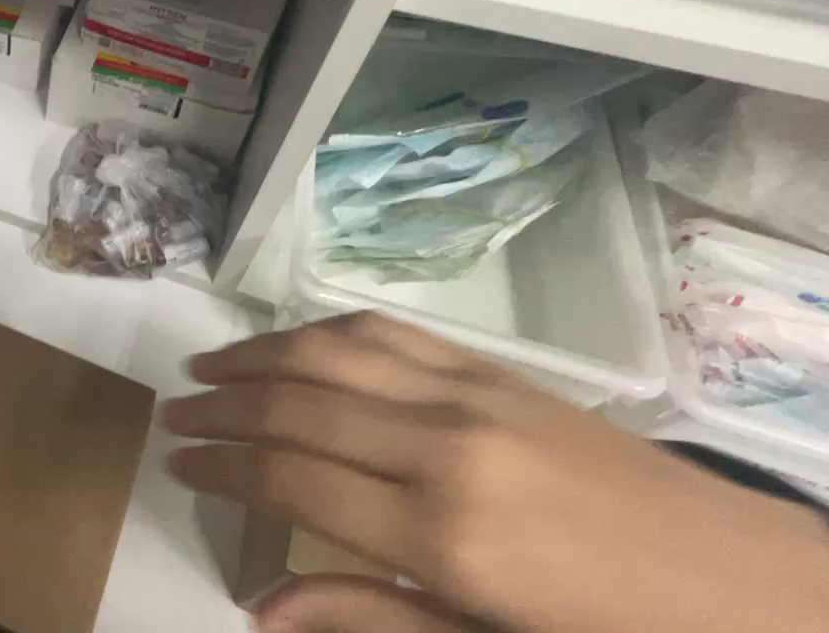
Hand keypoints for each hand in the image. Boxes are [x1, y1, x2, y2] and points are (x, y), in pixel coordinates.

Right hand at [159, 313, 828, 632]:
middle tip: (171, 413)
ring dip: (254, 355)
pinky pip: (383, 332)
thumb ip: (369, 619)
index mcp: (443, 535)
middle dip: (219, 408)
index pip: (290, 480)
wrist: (764, 592)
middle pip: (294, 405)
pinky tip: (291, 344)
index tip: (177, 462)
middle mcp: (440, 446)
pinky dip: (319, 332)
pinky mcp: (492, 371)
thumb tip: (259, 609)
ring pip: (327, 351)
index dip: (222, 467)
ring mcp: (466, 396)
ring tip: (206, 366)